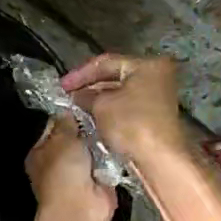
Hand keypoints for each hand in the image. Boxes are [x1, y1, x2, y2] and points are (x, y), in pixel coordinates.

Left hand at [25, 116, 114, 220]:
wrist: (81, 206)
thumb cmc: (63, 170)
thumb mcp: (61, 138)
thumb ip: (64, 123)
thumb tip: (66, 110)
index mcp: (38, 153)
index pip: (51, 129)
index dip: (65, 116)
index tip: (82, 103)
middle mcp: (55, 164)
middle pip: (73, 139)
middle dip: (86, 129)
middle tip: (100, 114)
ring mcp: (76, 174)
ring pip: (91, 150)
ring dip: (100, 142)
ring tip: (110, 127)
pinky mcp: (97, 182)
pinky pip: (106, 162)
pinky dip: (111, 156)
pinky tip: (118, 144)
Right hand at [61, 54, 185, 162]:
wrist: (158, 157)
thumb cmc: (131, 124)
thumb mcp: (101, 105)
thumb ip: (86, 96)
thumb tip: (76, 95)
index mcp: (147, 65)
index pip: (106, 62)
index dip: (80, 73)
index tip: (62, 86)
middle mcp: (156, 75)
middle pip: (115, 75)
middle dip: (89, 85)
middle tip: (67, 94)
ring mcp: (157, 95)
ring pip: (120, 91)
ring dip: (97, 98)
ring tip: (76, 105)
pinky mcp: (154, 113)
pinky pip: (126, 104)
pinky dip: (109, 108)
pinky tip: (92, 115)